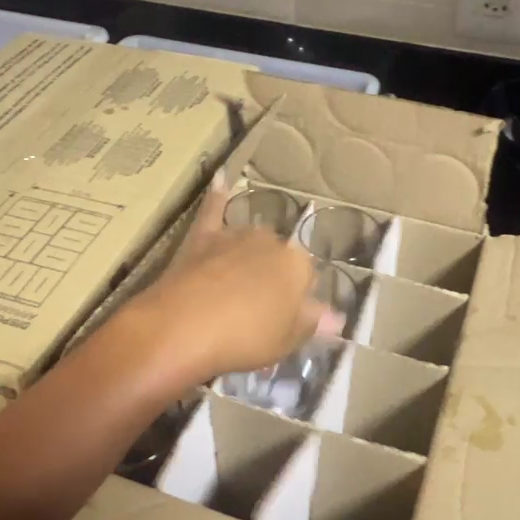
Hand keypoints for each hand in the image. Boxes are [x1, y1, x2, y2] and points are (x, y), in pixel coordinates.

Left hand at [123, 176, 343, 378]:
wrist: (184, 326)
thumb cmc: (245, 339)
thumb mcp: (286, 342)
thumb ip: (311, 322)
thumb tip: (335, 316)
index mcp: (299, 266)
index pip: (308, 279)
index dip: (297, 302)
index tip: (284, 321)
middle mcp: (272, 242)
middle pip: (279, 259)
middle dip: (273, 278)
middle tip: (259, 310)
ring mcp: (235, 236)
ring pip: (252, 241)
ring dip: (250, 256)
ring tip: (239, 285)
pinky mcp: (202, 237)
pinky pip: (214, 210)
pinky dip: (217, 196)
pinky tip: (220, 178)